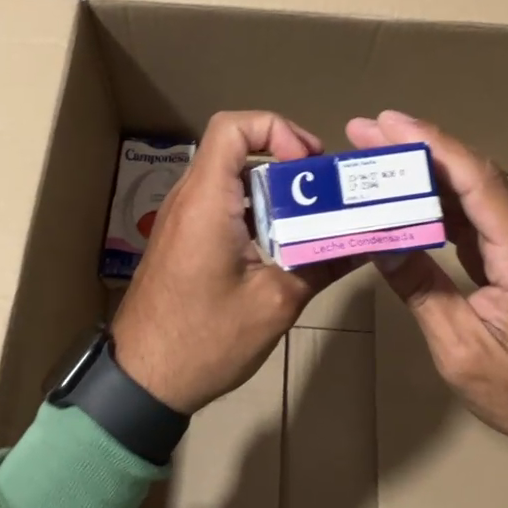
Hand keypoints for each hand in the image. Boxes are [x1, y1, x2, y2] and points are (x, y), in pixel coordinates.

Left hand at [111, 112, 345, 414]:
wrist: (142, 380)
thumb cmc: (205, 338)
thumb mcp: (275, 303)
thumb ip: (321, 264)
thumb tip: (365, 243)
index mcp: (207, 201)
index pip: (233, 127)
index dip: (276, 128)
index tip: (309, 163)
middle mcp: (190, 199)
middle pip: (237, 150)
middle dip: (287, 162)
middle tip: (326, 191)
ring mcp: (183, 220)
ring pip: (232, 180)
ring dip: (274, 191)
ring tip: (315, 218)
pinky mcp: (184, 241)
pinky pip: (223, 207)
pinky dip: (257, 213)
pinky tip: (286, 245)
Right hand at [348, 111, 507, 446]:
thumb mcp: (462, 350)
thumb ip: (422, 290)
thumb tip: (379, 243)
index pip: (475, 181)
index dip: (430, 146)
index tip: (385, 123)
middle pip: (472, 176)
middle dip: (417, 148)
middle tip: (362, 132)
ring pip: (472, 192)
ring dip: (424, 172)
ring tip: (372, 157)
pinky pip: (476, 216)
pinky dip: (438, 201)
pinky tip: (405, 197)